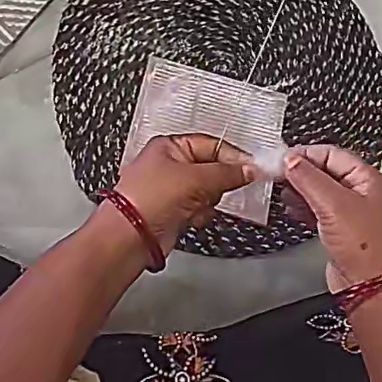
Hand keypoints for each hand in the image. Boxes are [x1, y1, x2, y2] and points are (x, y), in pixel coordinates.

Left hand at [110, 134, 256, 251]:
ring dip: (208, 200)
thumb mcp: (196, 178)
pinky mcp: (173, 210)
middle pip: (212, 168)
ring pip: (208, 190)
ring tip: (196, 205)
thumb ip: (227, 173)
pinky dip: (200, 213)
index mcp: (170, 146)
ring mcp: (171, 188)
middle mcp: (170, 164)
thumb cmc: (149, 199)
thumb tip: (250, 169)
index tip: (252, 168)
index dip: (233, 157)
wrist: (130, 237)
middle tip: (216, 188)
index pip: (212, 145)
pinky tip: (190, 217)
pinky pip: (200, 207)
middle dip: (217, 182)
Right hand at [281, 145, 381, 284]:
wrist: (372, 288)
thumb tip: (291, 160)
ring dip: (301, 190)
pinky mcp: (343, 232)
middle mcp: (363, 193)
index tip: (284, 158)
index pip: (333, 154)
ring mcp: (353, 214)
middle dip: (302, 172)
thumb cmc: (366, 247)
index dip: (307, 154)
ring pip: (322, 192)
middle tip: (279, 174)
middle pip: (327, 172)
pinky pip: (321, 211)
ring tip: (283, 191)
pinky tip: (292, 208)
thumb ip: (309, 178)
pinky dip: (305, 207)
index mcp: (369, 179)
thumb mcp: (334, 204)